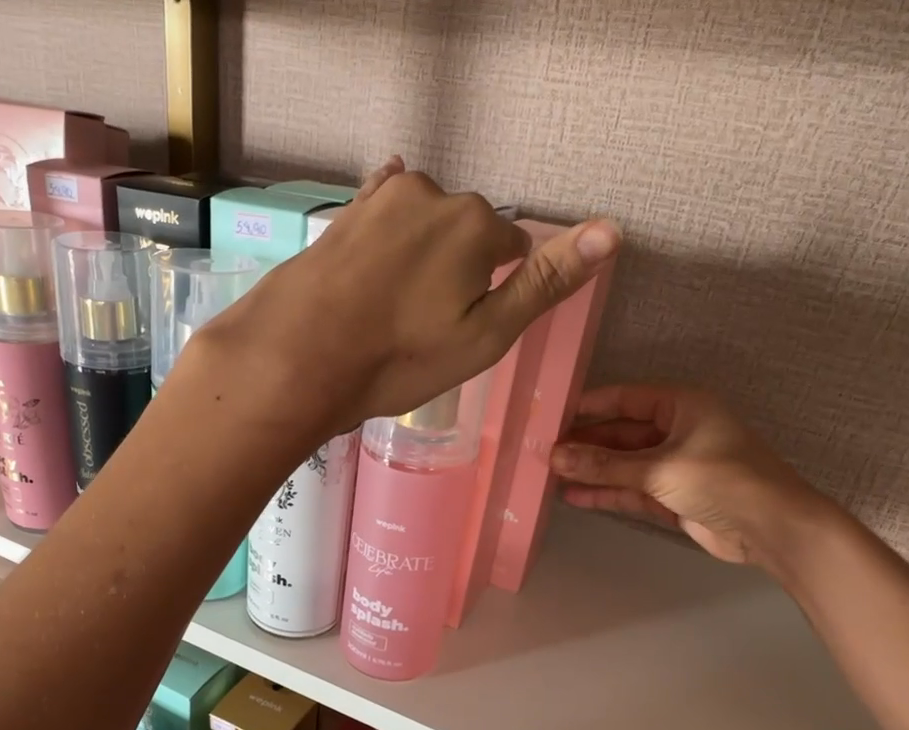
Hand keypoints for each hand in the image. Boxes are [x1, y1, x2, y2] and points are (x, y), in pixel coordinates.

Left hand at [180, 156, 621, 439]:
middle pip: (468, 233)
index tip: (471, 326)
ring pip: (424, 227)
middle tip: (428, 327)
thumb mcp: (486, 334)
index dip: (500, 290)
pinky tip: (380, 242)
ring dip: (421, 258)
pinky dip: (389, 231)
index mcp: (476, 223)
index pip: (514, 249)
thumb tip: (612, 230)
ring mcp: (380, 199)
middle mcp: (431, 193)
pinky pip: (381, 213)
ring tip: (392, 311)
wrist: (296, 358)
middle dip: (459, 272)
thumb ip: (546, 281)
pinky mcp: (342, 215)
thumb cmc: (399, 358)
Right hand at [549, 384, 841, 566]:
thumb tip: (554, 457)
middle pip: (620, 433)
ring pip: (623, 464)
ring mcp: (674, 465)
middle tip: (540, 451)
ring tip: (548, 475)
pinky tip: (573, 497)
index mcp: (681, 405)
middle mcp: (676, 430)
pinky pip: (631, 490)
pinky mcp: (672, 497)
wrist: (771, 528)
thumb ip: (605, 465)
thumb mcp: (659, 468)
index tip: (549, 414)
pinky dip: (606, 492)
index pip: (624, 398)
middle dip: (584, 443)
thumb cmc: (721, 480)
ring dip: (591, 470)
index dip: (587, 405)